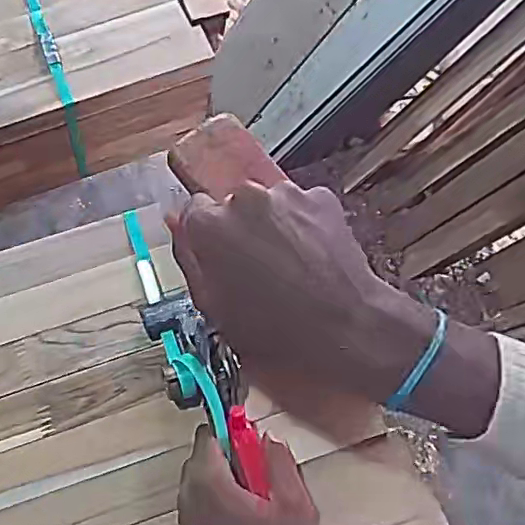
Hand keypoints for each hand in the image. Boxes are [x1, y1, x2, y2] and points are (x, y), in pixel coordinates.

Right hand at [166, 182, 500, 437]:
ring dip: (269, 228)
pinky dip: (300, 227)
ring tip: (284, 269)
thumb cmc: (276, 329)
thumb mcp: (213, 307)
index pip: (193, 211)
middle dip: (238, 231)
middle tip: (251, 270)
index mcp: (208, 225)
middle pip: (230, 205)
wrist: (344, 329)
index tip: (216, 256)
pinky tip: (307, 261)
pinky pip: (298, 208)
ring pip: (266, 205)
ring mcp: (285, 195)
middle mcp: (243, 199)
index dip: (205, 237)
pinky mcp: (320, 198)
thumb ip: (190, 260)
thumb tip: (179, 228)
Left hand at [179, 425, 315, 524]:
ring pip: (201, 480)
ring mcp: (185, 518)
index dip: (233, 435)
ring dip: (225, 482)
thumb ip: (279, 461)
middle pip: (203, 457)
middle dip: (231, 460)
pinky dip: (217, 503)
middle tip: (264, 483)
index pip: (208, 435)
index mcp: (208, 481)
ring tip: (258, 507)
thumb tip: (265, 437)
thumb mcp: (297, 504)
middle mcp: (188, 495)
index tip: (255, 451)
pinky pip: (200, 503)